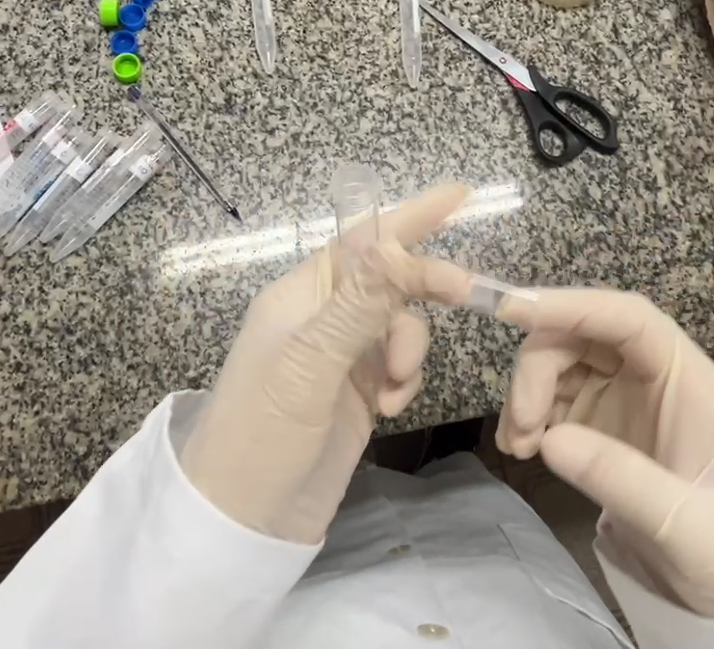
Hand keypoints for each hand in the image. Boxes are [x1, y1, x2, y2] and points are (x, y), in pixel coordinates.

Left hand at [178, 182, 473, 543]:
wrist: (246, 519)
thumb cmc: (264, 429)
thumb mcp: (310, 362)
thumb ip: (357, 304)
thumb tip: (393, 244)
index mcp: (301, 294)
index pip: (361, 240)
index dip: (408, 217)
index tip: (458, 194)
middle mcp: (322, 315)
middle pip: (388, 280)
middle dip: (424, 286)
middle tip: (468, 291)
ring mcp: (340, 354)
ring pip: (398, 325)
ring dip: (408, 348)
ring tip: (393, 385)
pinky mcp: (356, 391)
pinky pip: (397, 365)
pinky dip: (404, 378)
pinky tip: (390, 405)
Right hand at [495, 288, 713, 619]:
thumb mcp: (694, 531)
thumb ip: (625, 482)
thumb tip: (550, 441)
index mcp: (691, 383)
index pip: (628, 318)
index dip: (572, 305)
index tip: (513, 309)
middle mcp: (653, 376)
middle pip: (581, 334)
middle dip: (538, 366)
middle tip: (522, 423)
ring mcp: (623, 395)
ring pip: (559, 359)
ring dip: (526, 392)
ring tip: (518, 447)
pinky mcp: (598, 421)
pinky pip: (550, 395)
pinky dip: (526, 414)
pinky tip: (521, 448)